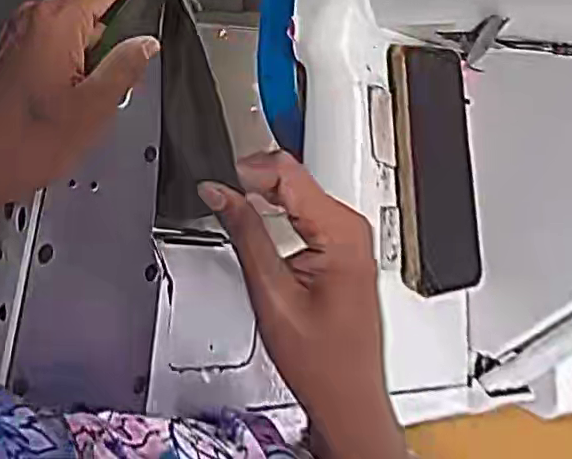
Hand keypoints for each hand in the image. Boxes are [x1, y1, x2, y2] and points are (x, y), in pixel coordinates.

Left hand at [0, 0, 158, 210]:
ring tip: (101, 87)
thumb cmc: (24, 142)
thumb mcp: (92, 107)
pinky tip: (77, 90)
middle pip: (90, 6)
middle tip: (134, 59)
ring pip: (73, 26)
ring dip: (93, 47)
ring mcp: (19, 33)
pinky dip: (72, 55)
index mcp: (56, 22)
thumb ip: (124, 67)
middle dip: (116, 28)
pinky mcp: (11, 50)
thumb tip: (145, 42)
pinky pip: (53, 39)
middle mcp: (34, 18)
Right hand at [201, 152, 403, 458]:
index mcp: (341, 232)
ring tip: (233, 204)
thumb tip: (219, 192)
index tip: (220, 182)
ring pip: (297, 187)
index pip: (288, 172)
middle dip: (253, 178)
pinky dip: (276, 205)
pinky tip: (257, 217)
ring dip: (263, 191)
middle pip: (293, 175)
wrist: (348, 401)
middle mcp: (351, 226)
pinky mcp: (343, 242)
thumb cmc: (322, 363)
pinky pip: (305, 206)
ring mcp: (350, 233)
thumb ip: (244, 232)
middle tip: (221, 192)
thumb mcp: (271, 293)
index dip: (248, 170)